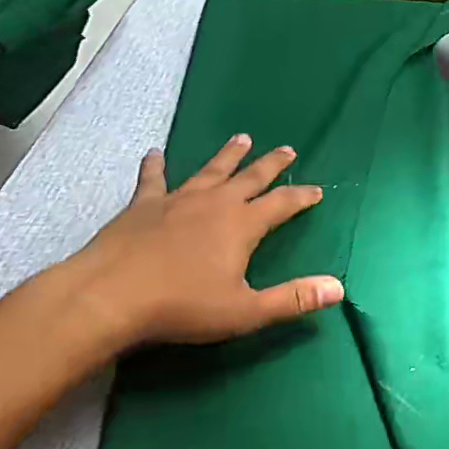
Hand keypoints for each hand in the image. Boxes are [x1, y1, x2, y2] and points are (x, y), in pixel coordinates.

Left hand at [60, 135, 342, 348]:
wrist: (109, 296)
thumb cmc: (182, 306)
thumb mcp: (246, 310)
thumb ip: (293, 298)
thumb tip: (339, 287)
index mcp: (242, 226)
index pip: (282, 204)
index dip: (301, 197)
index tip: (317, 190)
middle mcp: (215, 204)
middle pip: (250, 178)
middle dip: (271, 164)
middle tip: (287, 149)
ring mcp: (177, 200)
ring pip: (211, 170)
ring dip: (228, 154)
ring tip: (241, 137)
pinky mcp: (143, 205)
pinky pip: (154, 179)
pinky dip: (156, 165)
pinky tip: (155, 153)